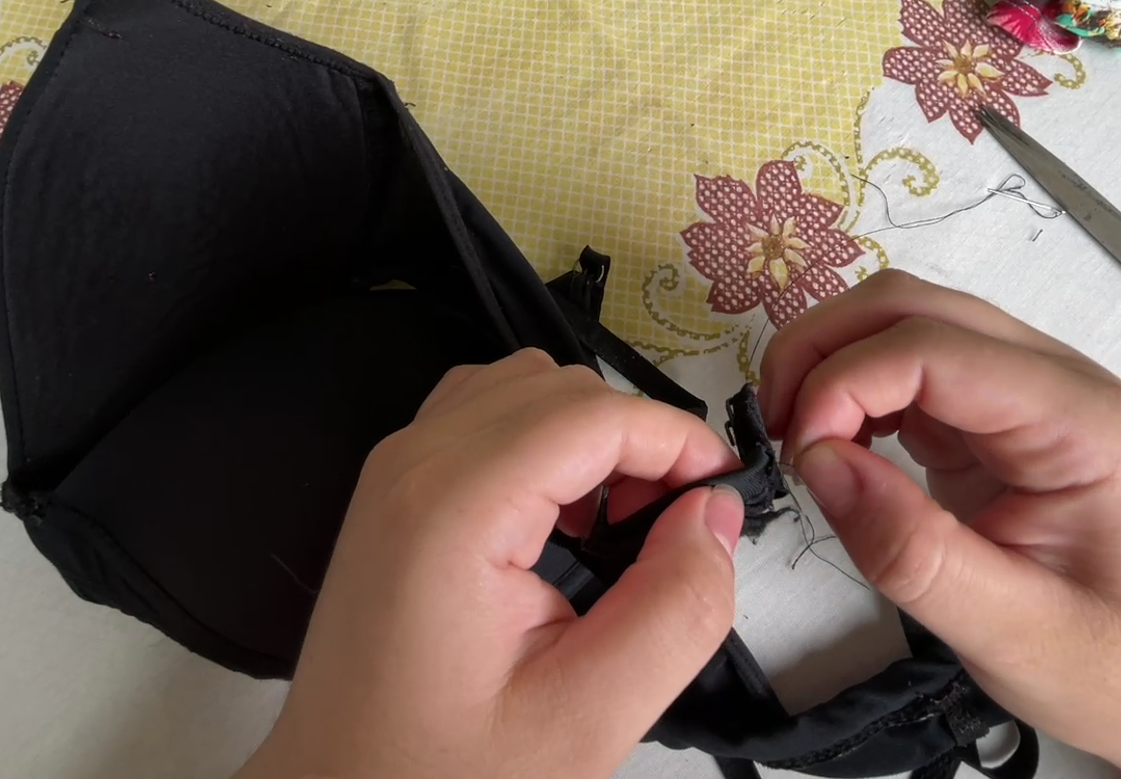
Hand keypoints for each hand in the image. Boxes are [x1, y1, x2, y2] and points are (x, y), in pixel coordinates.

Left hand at [236, 350, 747, 778]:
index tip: (722, 486)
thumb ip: (675, 609)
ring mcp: (398, 457)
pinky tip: (557, 500)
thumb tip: (713, 513)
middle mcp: (415, 457)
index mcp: (453, 506)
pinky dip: (543, 428)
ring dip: (590, 428)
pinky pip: (487, 402)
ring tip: (614, 513)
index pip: (590, 415)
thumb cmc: (443, 772)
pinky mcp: (398, 473)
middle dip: (636, 435)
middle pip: (561, 387)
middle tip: (670, 517)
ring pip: (526, 381)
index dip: (674, 436)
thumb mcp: (586, 718)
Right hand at [760, 270, 1120, 778]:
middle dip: (821, 346)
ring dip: (829, 357)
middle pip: (908, 304)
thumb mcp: (1018, 638)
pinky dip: (849, 384)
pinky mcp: (990, 410)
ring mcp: (1022, 387)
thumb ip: (911, 550)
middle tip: (776, 421)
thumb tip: (815, 461)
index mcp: (1081, 422)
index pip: (933, 348)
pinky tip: (836, 437)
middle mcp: (1054, 379)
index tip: (801, 453)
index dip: (844, 383)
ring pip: (898, 318)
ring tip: (797, 429)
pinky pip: (902, 362)